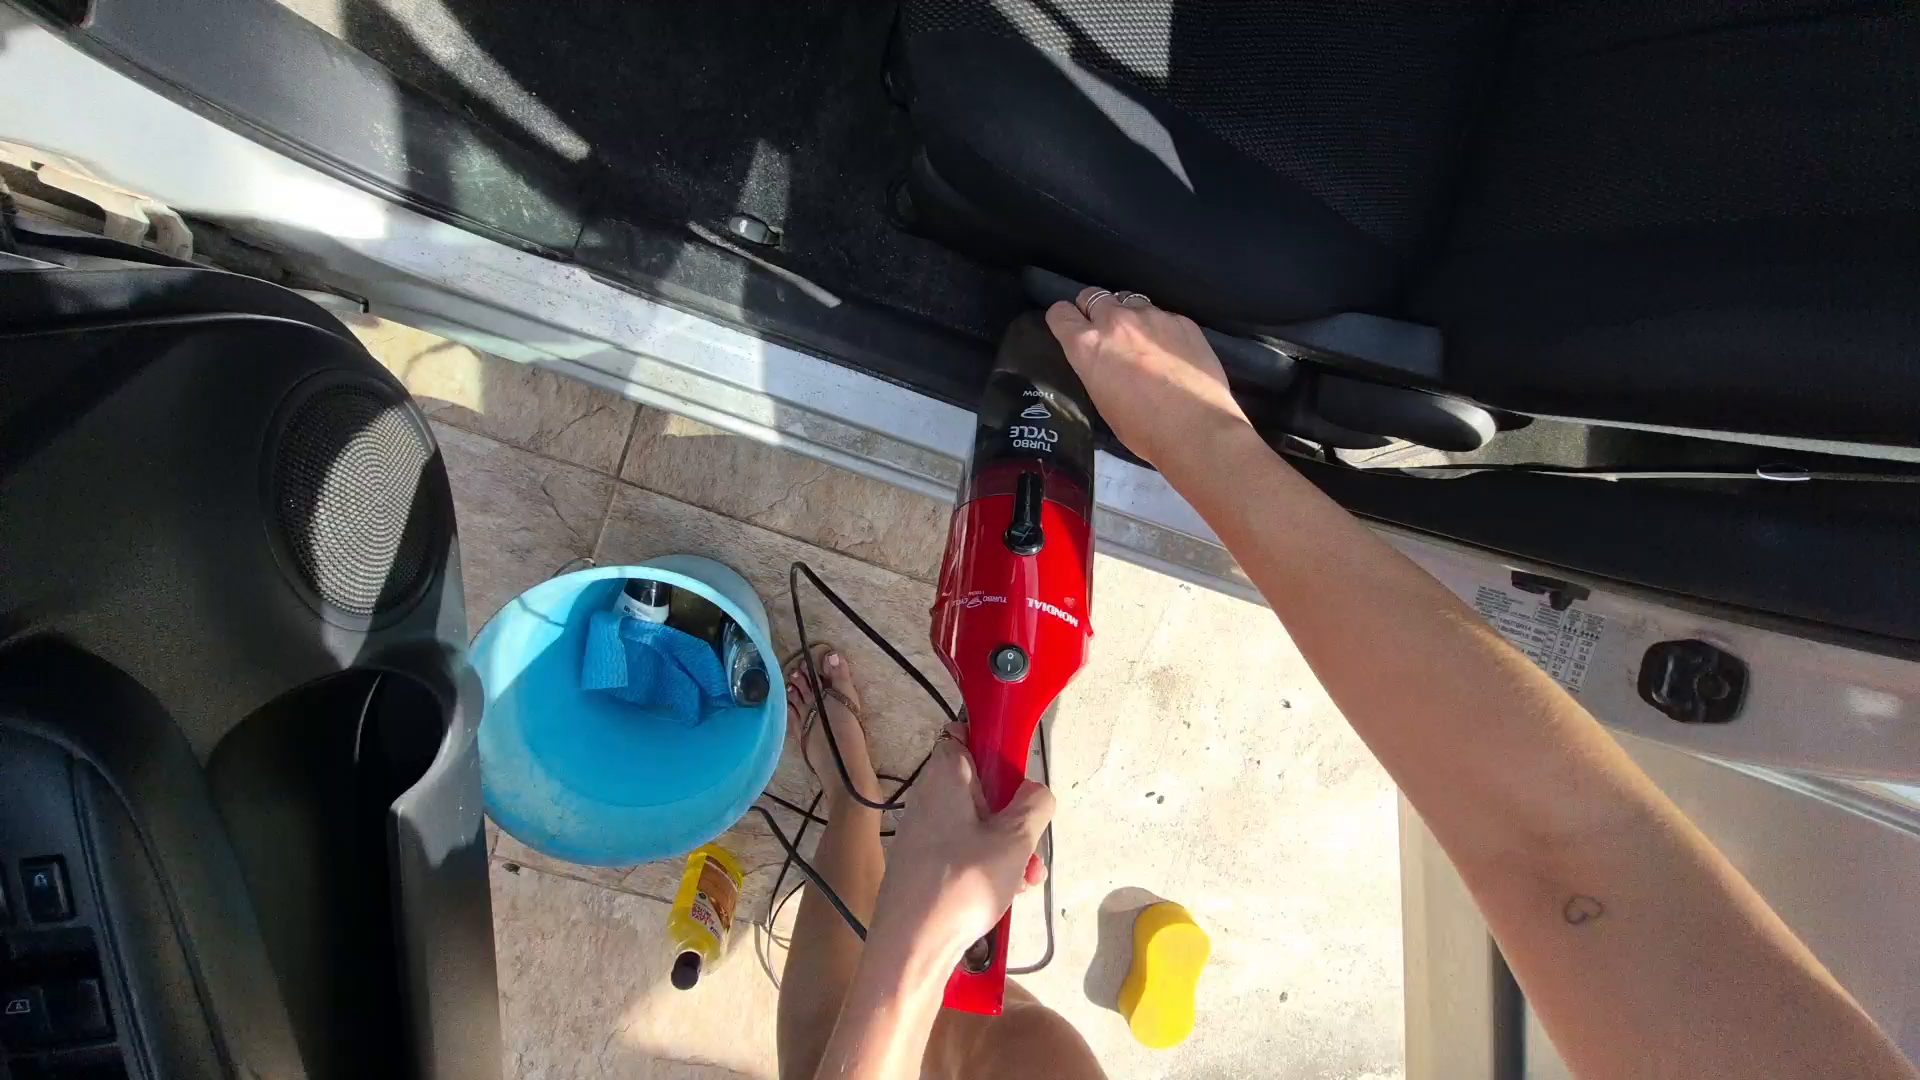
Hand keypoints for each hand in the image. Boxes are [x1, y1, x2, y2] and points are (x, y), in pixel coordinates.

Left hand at [868, 724, 1053, 964]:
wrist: (910, 949)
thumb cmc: (962, 883)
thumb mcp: (1015, 840)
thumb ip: (1034, 805)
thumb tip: (1034, 792)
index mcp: (944, 776)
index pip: (962, 735)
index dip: (991, 746)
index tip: (1015, 772)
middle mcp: (928, 797)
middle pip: (979, 787)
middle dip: (1012, 812)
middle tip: (1031, 841)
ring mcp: (922, 833)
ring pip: (975, 824)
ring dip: (1007, 846)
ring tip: (1028, 878)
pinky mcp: (921, 865)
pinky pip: (962, 851)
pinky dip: (986, 865)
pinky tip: (1007, 895)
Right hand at [1045, 289, 1251, 470]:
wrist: (1194, 427)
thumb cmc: (1142, 427)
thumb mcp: (1102, 400)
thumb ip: (1095, 368)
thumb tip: (1103, 362)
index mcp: (1088, 345)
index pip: (1060, 313)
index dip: (1063, 319)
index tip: (1069, 328)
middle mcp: (1115, 321)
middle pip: (1093, 296)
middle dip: (1094, 311)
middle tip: (1104, 333)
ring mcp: (1151, 316)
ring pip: (1129, 300)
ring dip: (1127, 315)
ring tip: (1139, 340)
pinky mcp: (1181, 320)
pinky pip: (1161, 315)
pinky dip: (1159, 328)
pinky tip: (1169, 351)